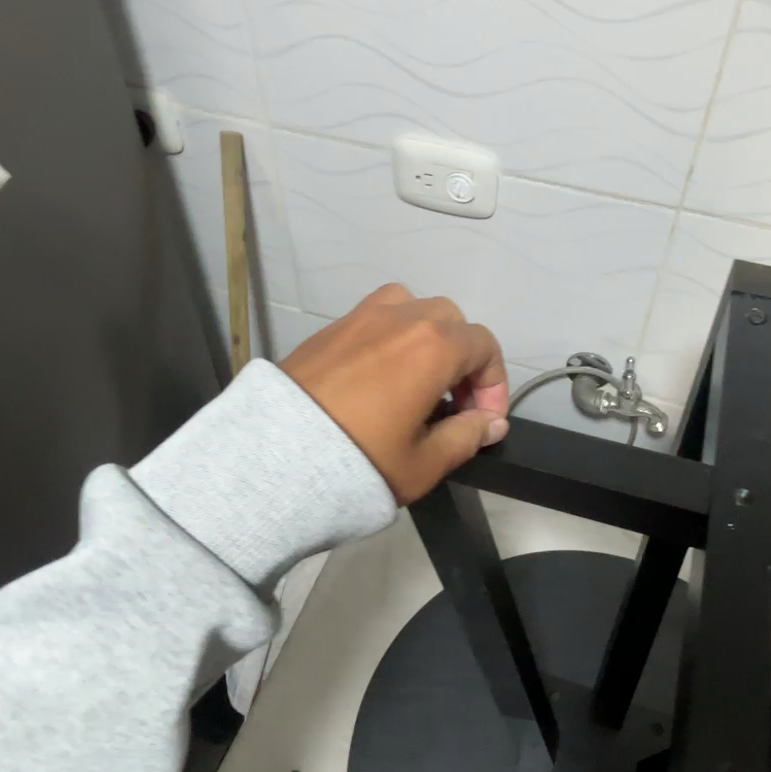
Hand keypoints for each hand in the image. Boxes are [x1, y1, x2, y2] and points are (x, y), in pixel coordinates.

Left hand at [280, 284, 509, 503]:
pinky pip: (374, 319)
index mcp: (434, 345)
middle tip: (452, 404)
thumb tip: (491, 423)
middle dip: (462, 358)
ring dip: (425, 337)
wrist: (276, 458)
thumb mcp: (424, 463)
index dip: (494, 384)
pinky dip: (390, 338)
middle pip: (451, 320)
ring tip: (416, 381)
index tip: (484, 421)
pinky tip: (378, 379)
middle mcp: (401, 317)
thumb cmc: (362, 461)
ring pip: (410, 308)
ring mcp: (361, 317)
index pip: (485, 346)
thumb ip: (467, 436)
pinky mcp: (329, 328)